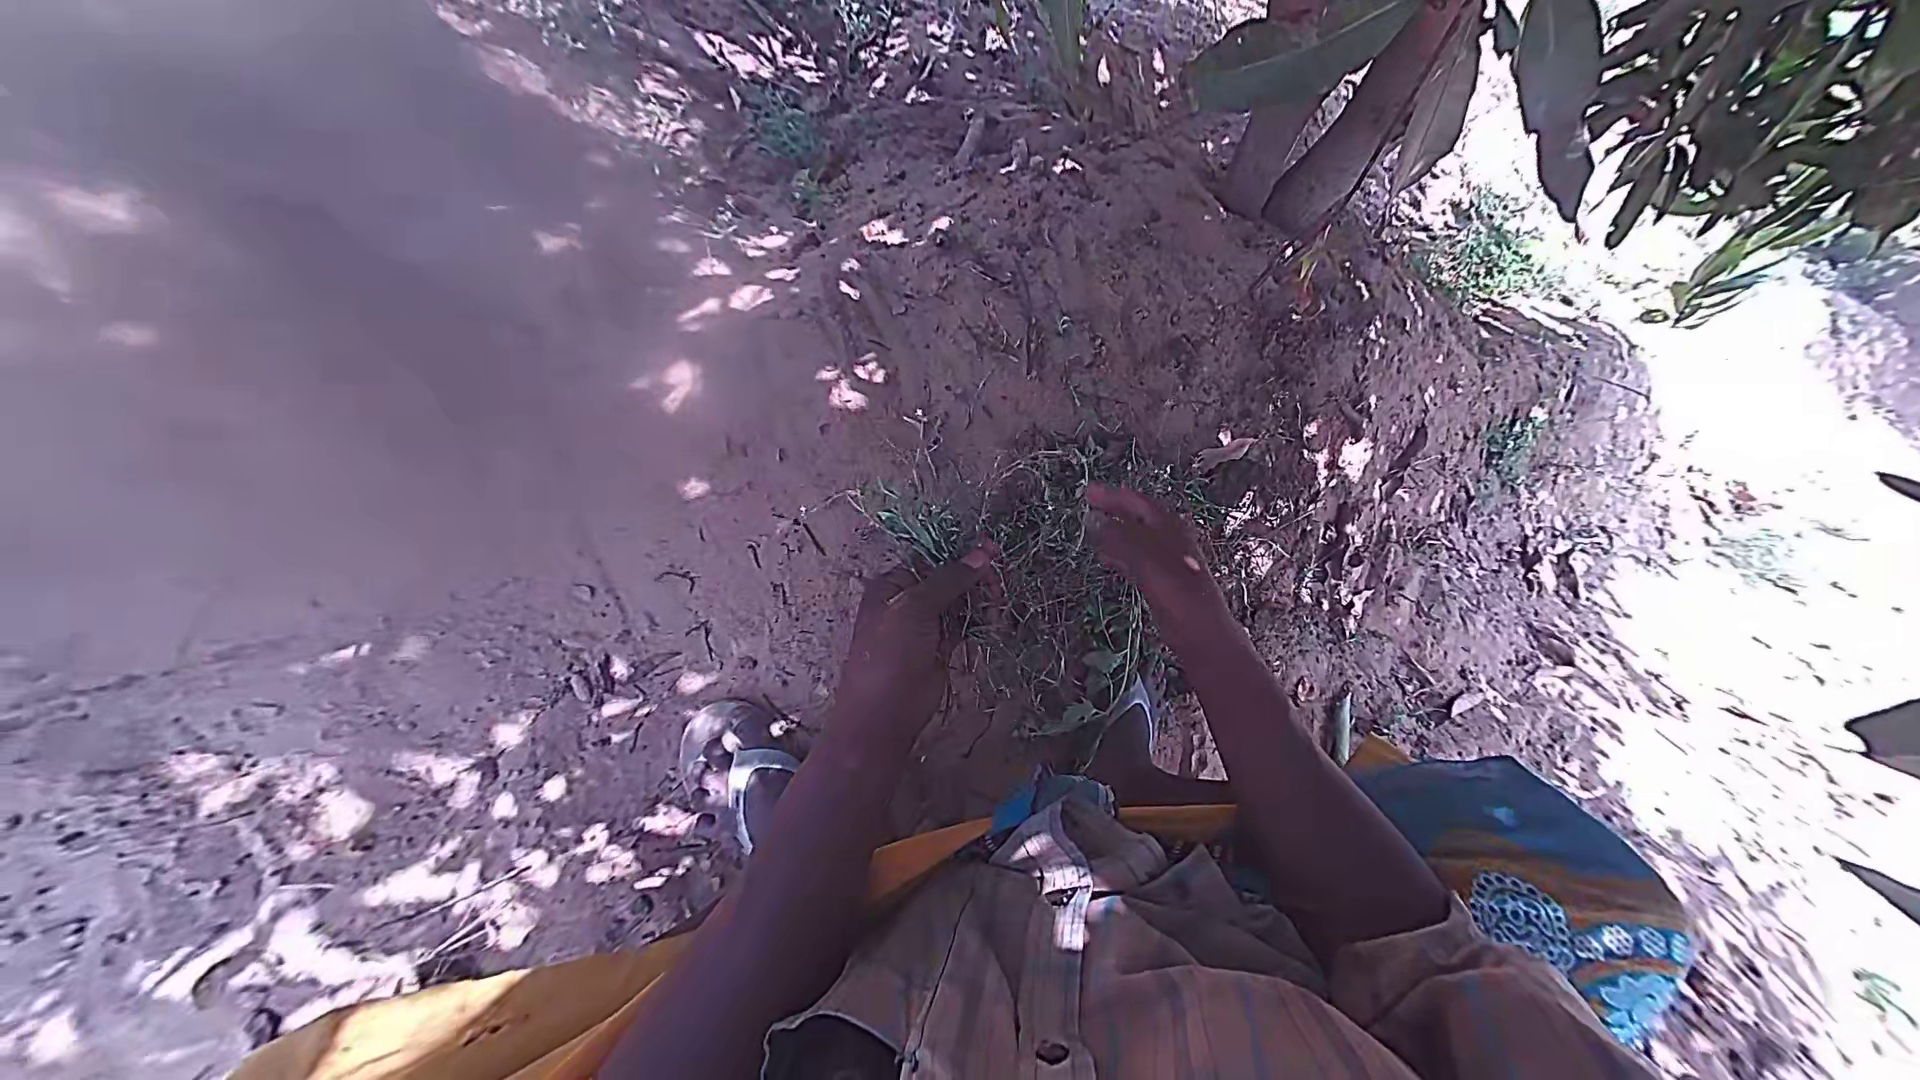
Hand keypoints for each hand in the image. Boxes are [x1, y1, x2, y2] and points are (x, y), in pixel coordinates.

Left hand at [831, 545, 994, 734]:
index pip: (931, 560)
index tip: (992, 553)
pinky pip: (964, 625)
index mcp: (892, 585)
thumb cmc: (890, 653)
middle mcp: (908, 601)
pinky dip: (980, 620)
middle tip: (1000, 583)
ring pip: (959, 602)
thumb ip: (949, 579)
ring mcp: (925, 625)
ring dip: (981, 599)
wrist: (885, 713)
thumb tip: (982, 553)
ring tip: (1001, 601)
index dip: (961, 556)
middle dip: (974, 578)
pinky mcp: (941, 647)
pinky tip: (996, 617)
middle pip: (948, 580)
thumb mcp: (915, 608)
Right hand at [1086, 484, 1230, 642]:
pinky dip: (1118, 552)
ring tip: (1092, 527)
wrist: (1201, 632)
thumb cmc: (1178, 594)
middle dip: (1115, 508)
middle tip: (1090, 502)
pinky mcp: (1160, 580)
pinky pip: (1134, 558)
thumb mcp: (1147, 561)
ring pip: (1135, 537)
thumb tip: (1094, 519)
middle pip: (1138, 517)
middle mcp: (1170, 540)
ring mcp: (1165, 561)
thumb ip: (1120, 539)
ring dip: (1114, 530)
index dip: (1115, 496)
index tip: (1090, 491)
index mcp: (1170, 530)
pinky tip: (1106, 557)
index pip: (1140, 503)